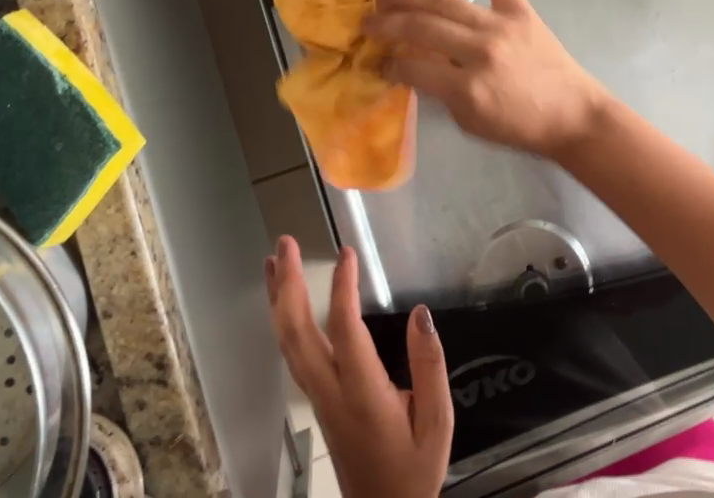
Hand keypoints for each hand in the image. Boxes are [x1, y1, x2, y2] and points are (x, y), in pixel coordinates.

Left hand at [266, 237, 451, 497]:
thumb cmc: (414, 470)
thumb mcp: (437, 424)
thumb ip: (429, 367)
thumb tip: (420, 315)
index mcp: (362, 395)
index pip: (344, 330)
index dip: (343, 287)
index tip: (348, 254)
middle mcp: (330, 392)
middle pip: (296, 333)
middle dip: (288, 284)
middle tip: (286, 243)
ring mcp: (317, 397)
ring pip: (286, 343)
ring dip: (278, 299)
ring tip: (275, 261)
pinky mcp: (315, 400)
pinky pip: (292, 353)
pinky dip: (283, 319)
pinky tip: (285, 301)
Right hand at [365, 0, 610, 159]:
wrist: (573, 115)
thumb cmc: (520, 127)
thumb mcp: (471, 123)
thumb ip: (441, 93)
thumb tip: (412, 66)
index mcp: (469, 88)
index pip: (413, 67)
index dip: (388, 63)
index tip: (376, 60)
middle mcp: (481, 51)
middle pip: (422, 27)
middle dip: (387, 24)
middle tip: (366, 20)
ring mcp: (502, 25)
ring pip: (445, 1)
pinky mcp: (521, 10)